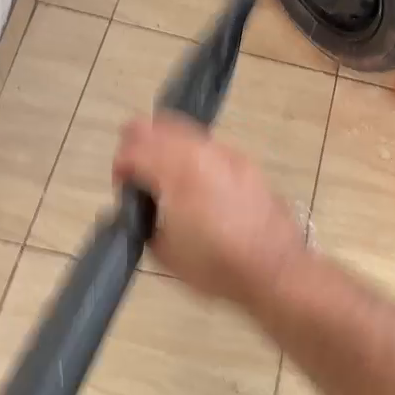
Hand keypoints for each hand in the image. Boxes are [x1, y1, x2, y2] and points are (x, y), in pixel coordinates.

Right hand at [113, 113, 310, 306]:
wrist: (274, 268)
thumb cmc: (215, 265)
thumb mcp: (163, 250)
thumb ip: (143, 218)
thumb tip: (139, 205)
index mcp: (177, 170)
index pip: (133, 148)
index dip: (120, 167)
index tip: (123, 188)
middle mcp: (203, 152)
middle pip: (158, 127)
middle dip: (141, 146)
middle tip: (138, 175)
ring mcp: (229, 154)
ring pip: (186, 132)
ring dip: (168, 148)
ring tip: (166, 178)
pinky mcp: (247, 163)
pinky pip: (210, 148)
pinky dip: (194, 157)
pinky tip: (196, 184)